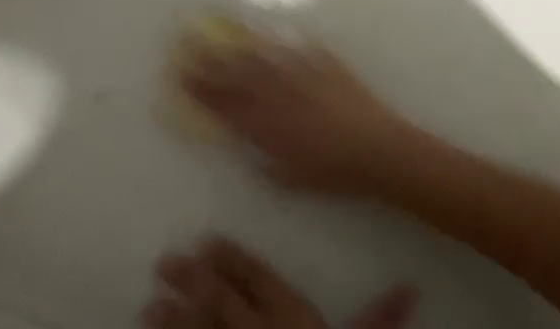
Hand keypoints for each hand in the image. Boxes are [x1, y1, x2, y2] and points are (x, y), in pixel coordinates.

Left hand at [143, 236, 416, 328]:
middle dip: (196, 281)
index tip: (209, 239)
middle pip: (225, 303)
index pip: (264, 282)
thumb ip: (380, 320)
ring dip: (175, 318)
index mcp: (295, 321)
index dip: (236, 260)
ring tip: (150, 300)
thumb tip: (410, 288)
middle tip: (168, 260)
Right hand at [182, 39, 414, 194]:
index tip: (182, 77)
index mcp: (266, 125)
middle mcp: (279, 95)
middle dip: (213, 63)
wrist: (377, 149)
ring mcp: (304, 75)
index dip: (202, 90)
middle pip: (239, 74)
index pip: (225, 104)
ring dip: (242, 48)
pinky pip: (302, 49)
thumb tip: (247, 145)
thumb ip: (262, 159)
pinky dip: (286, 44)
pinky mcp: (328, 64)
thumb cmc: (332, 174)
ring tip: (224, 38)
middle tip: (192, 49)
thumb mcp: (288, 177)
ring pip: (266, 57)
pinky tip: (274, 36)